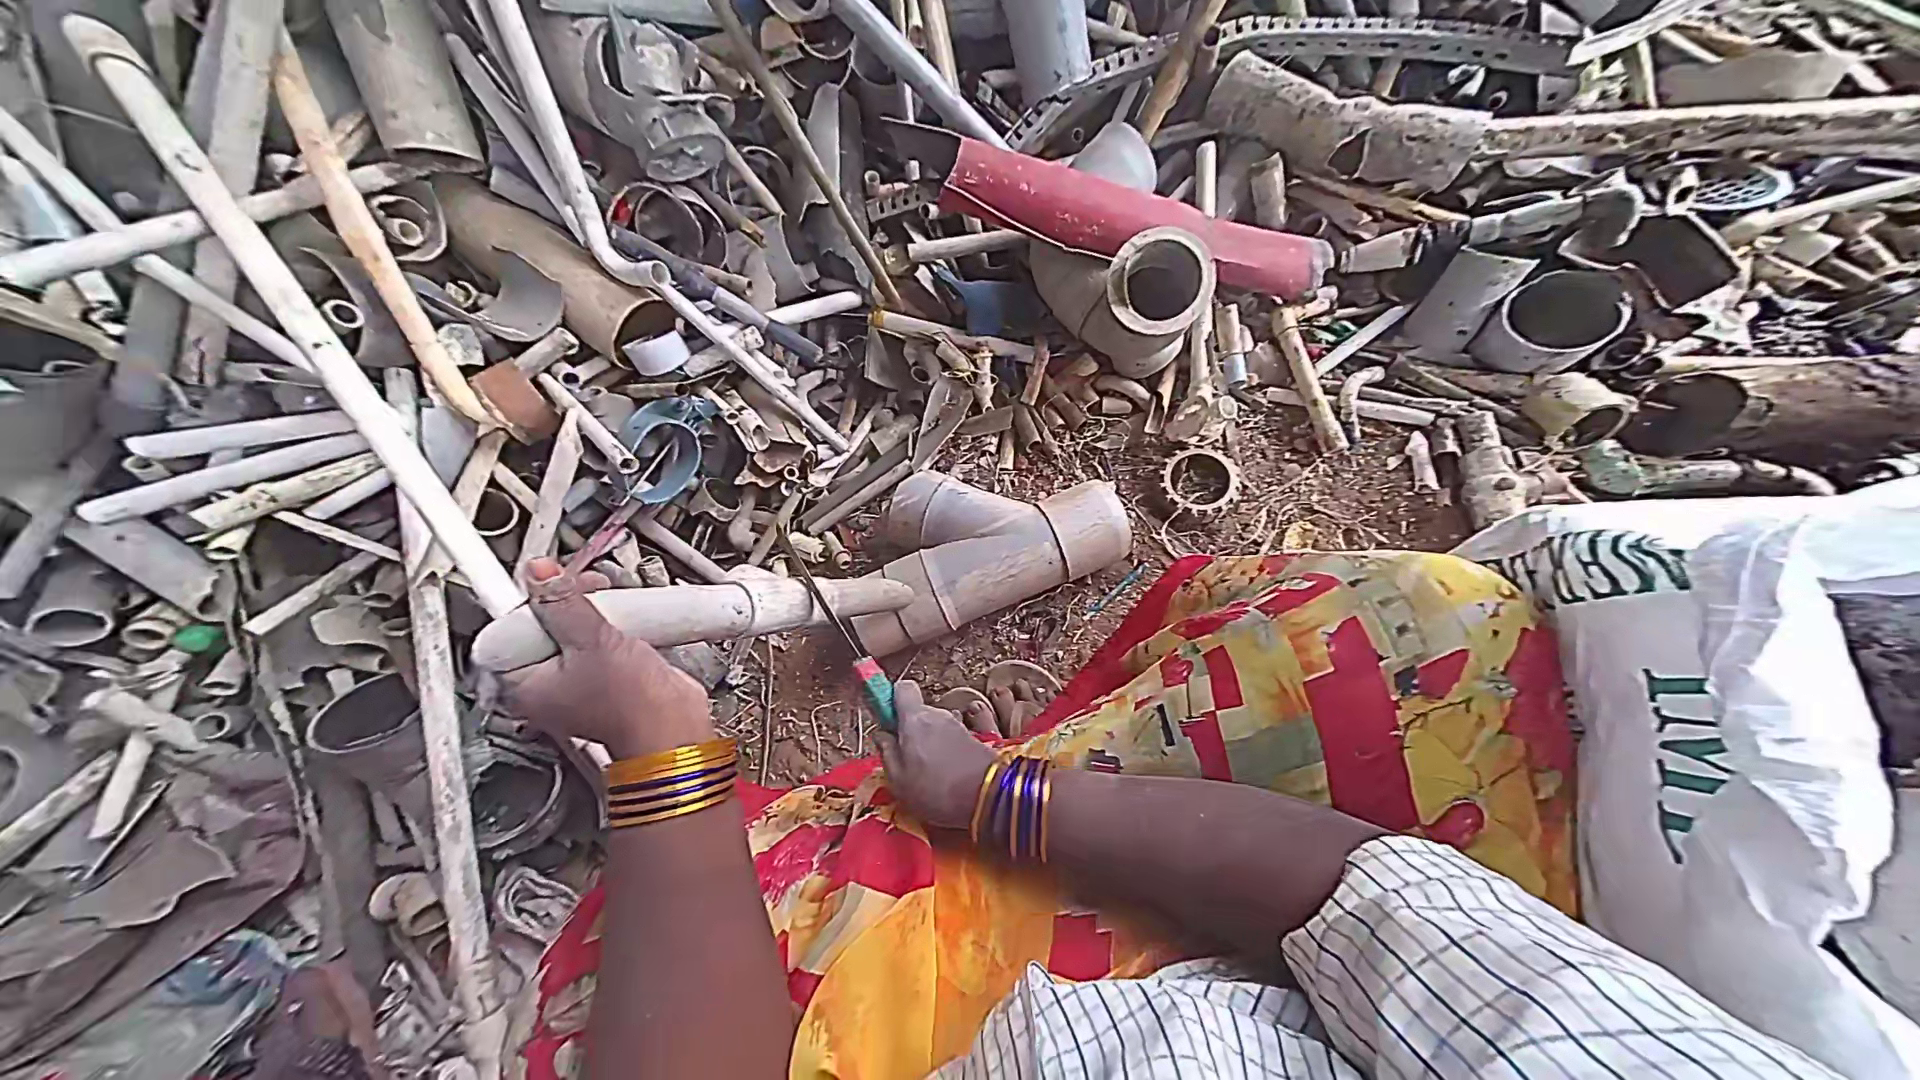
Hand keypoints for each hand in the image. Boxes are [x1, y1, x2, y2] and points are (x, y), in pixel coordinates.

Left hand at [499, 558, 711, 758]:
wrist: (675, 724)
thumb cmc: (631, 706)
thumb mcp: (592, 642)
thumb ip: (562, 603)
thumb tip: (538, 572)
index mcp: (524, 684)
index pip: (508, 629)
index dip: (530, 601)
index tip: (552, 583)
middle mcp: (548, 684)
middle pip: (544, 625)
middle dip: (568, 601)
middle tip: (588, 590)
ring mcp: (581, 678)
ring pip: (577, 629)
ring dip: (597, 611)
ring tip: (614, 605)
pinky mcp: (610, 673)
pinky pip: (603, 639)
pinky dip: (615, 625)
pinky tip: (629, 620)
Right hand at [875, 681, 995, 829]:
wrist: (989, 798)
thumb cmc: (936, 789)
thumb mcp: (898, 779)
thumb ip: (886, 753)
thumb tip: (882, 735)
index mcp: (915, 718)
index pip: (903, 688)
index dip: (893, 700)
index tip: (887, 722)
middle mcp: (938, 714)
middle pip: (919, 712)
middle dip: (911, 730)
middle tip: (907, 760)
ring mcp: (958, 725)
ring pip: (935, 727)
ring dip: (929, 743)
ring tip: (929, 773)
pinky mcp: (974, 738)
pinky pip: (950, 738)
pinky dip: (945, 751)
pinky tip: (946, 775)